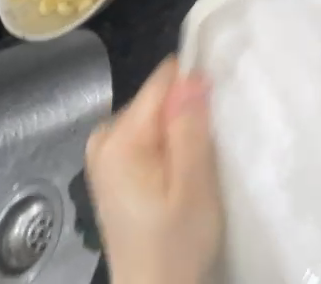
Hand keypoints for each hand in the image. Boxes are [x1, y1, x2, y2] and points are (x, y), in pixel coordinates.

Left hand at [85, 57, 221, 283]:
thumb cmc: (176, 246)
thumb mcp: (193, 186)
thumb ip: (189, 128)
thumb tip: (192, 74)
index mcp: (119, 139)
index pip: (164, 81)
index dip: (196, 91)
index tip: (216, 117)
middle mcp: (104, 138)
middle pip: (160, 97)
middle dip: (188, 114)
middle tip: (207, 153)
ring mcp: (105, 154)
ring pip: (158, 115)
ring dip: (181, 132)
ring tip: (197, 166)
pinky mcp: (114, 169)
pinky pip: (150, 134)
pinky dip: (170, 146)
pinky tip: (180, 175)